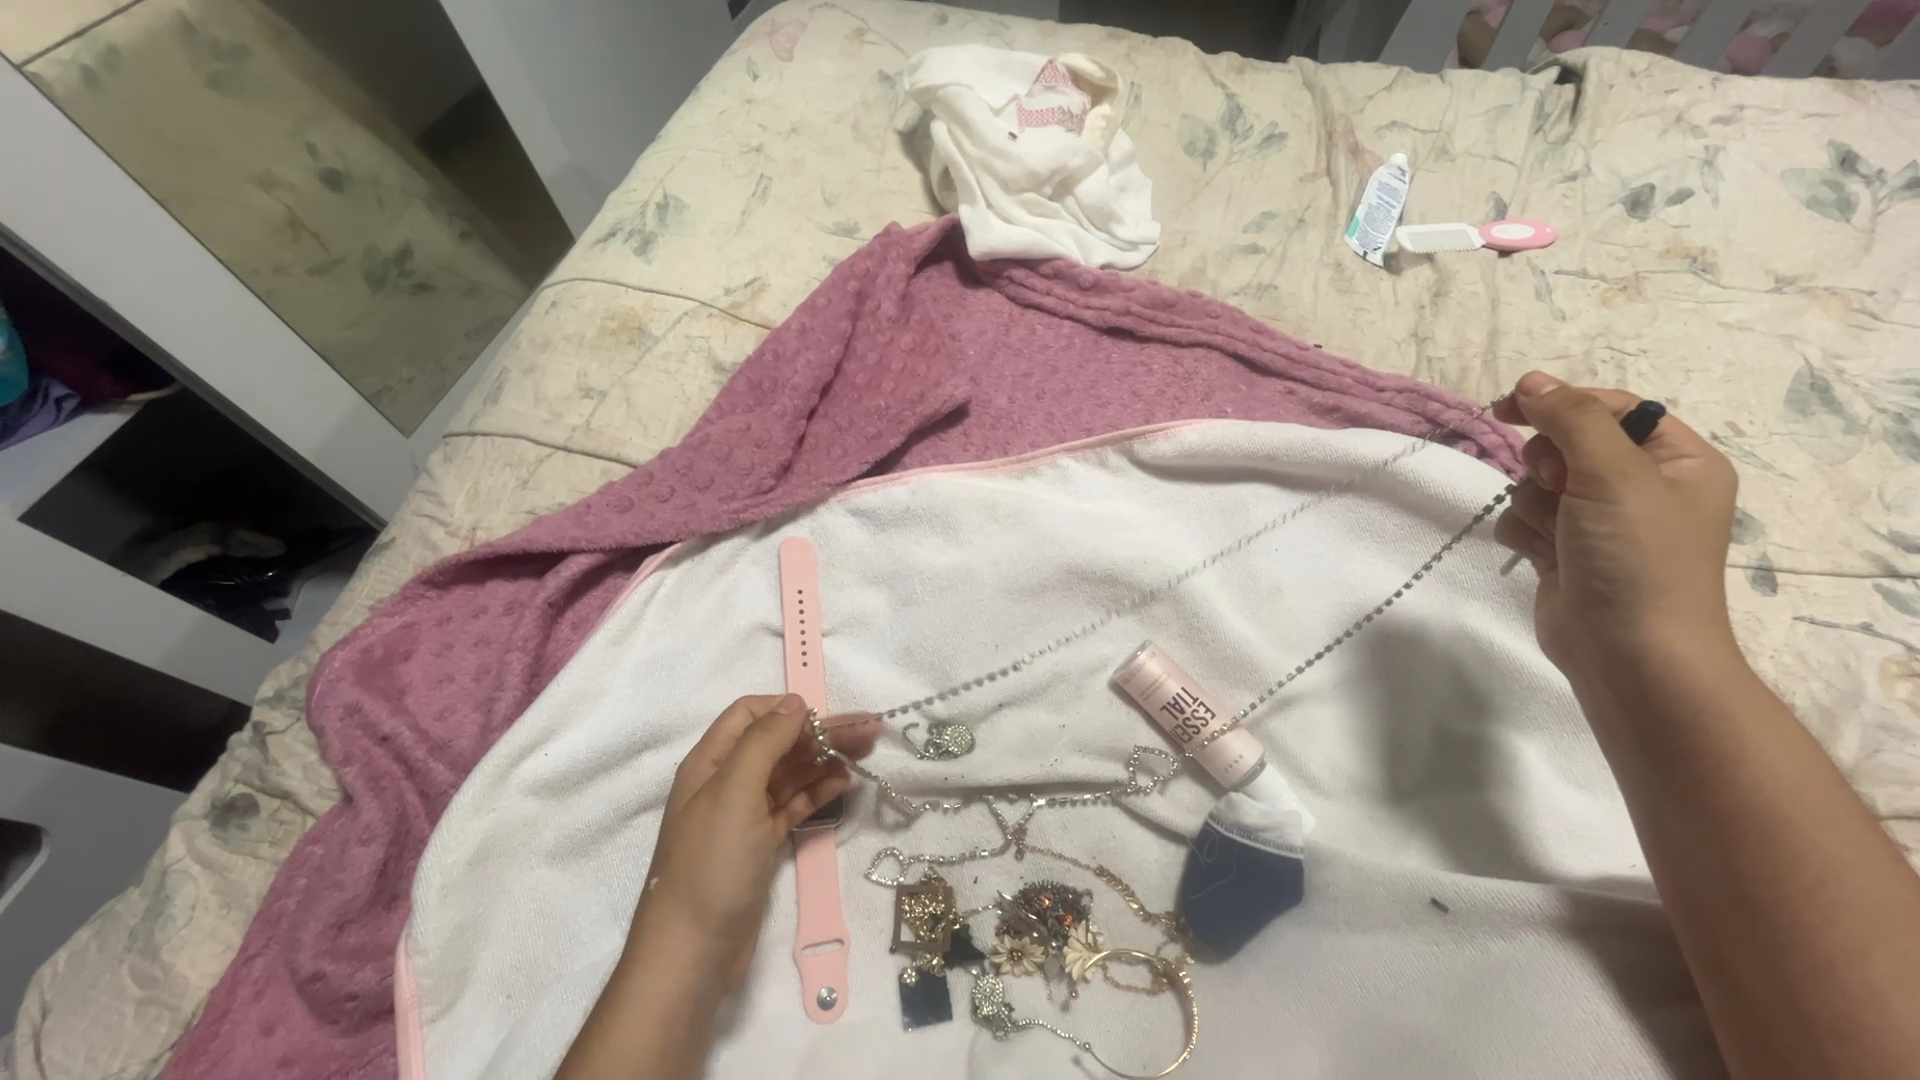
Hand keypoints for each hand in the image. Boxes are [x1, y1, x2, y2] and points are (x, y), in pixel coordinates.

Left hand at [630, 694, 876, 989]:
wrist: (692, 951)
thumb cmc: (710, 864)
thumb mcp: (734, 791)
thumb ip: (764, 741)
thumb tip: (795, 701)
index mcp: (710, 762)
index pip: (749, 714)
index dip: (786, 709)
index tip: (826, 716)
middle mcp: (726, 782)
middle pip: (778, 743)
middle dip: (820, 733)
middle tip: (870, 730)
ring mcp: (744, 815)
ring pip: (790, 774)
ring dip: (825, 759)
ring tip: (867, 752)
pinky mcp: (761, 844)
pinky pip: (794, 805)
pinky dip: (818, 791)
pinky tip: (845, 784)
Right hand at [1492, 372, 1739, 685]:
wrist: (1629, 653)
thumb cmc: (1636, 557)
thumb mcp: (1614, 474)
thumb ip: (1572, 419)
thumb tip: (1531, 381)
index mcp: (1677, 461)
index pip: (1611, 408)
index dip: (1560, 403)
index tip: (1508, 407)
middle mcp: (1640, 487)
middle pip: (1565, 446)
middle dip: (1548, 466)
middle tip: (1561, 489)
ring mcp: (1598, 522)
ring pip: (1535, 485)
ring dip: (1534, 506)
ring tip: (1557, 536)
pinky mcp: (1564, 552)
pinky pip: (1523, 521)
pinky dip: (1525, 534)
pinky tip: (1542, 556)